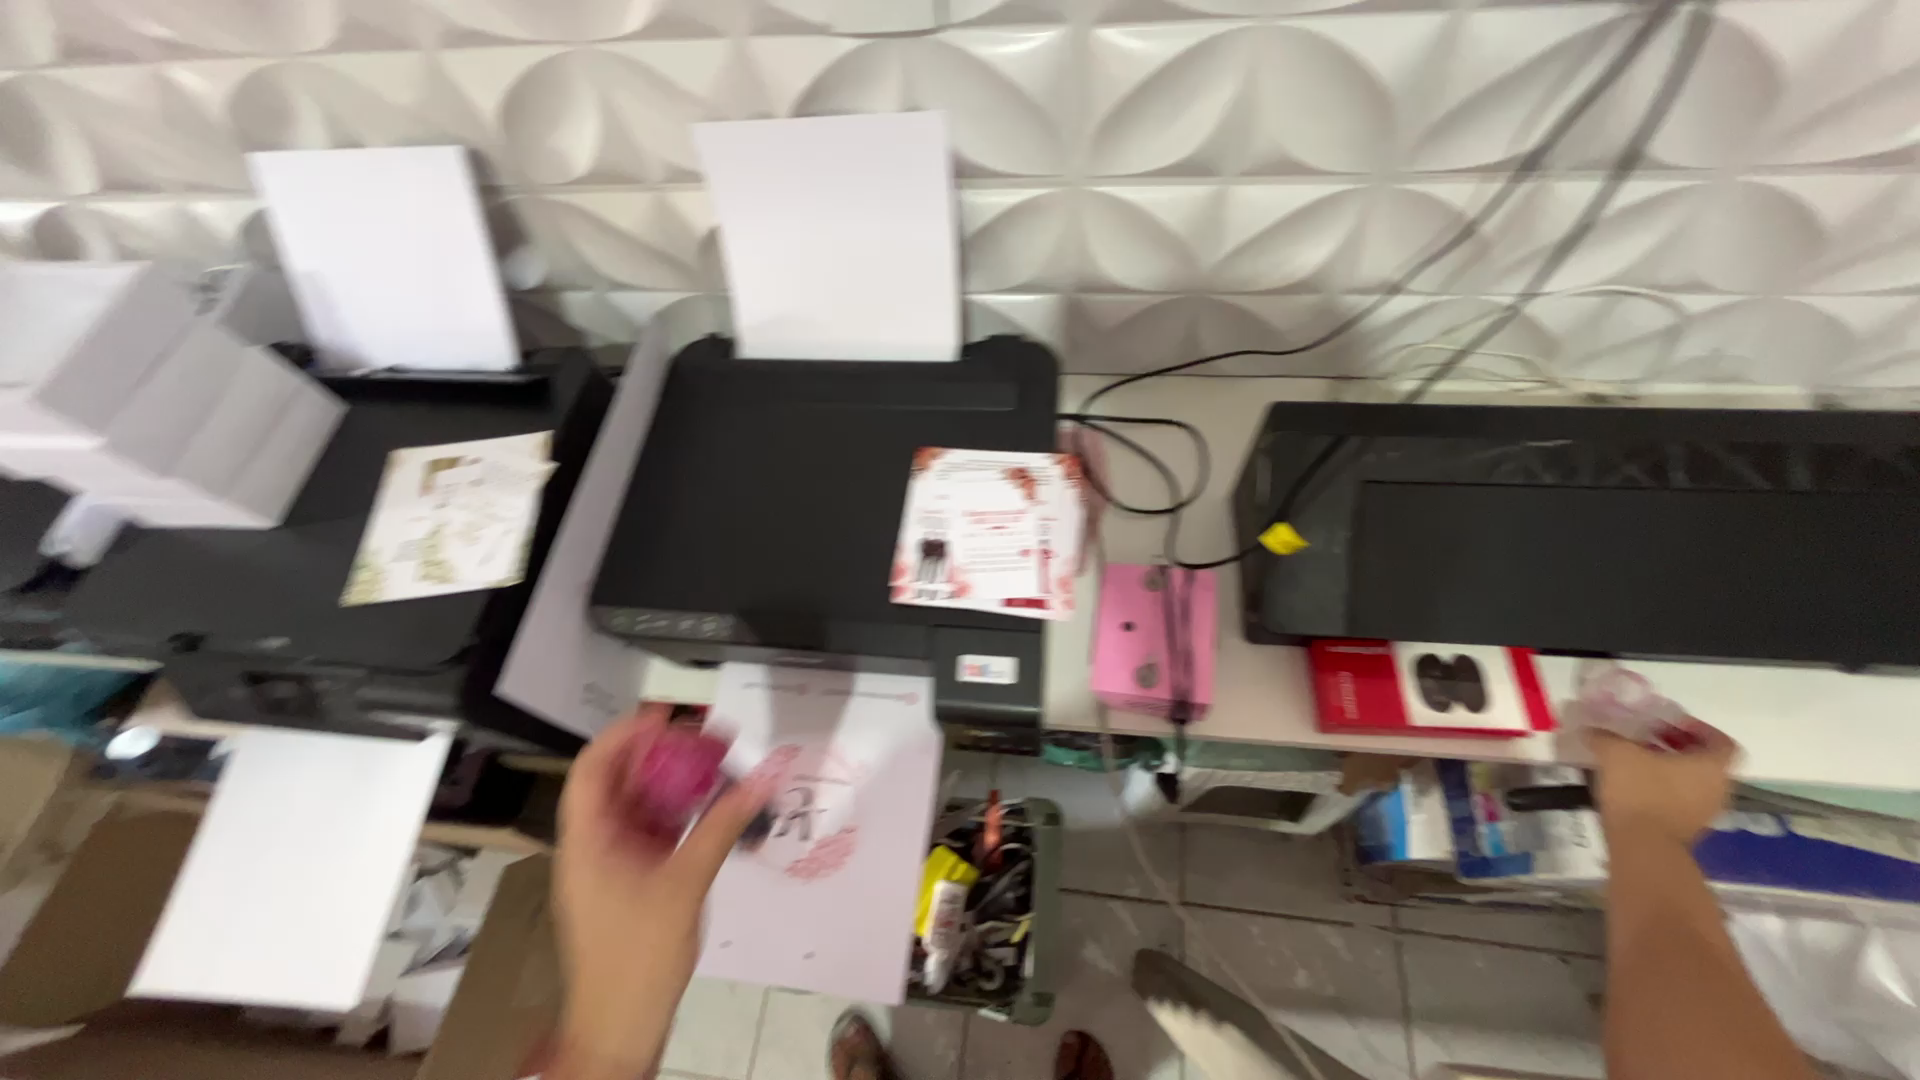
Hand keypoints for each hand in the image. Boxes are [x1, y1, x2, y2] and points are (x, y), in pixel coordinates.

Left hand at [552, 705, 772, 1077]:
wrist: (620, 1024)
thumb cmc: (638, 956)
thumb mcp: (685, 883)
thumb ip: (722, 825)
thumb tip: (760, 779)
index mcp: (586, 841)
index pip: (593, 769)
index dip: (624, 735)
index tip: (663, 715)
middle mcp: (592, 845)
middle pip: (617, 783)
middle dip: (657, 754)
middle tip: (699, 734)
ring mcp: (609, 864)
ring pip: (636, 806)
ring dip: (670, 783)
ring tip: (710, 761)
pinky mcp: (628, 880)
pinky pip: (650, 831)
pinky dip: (676, 813)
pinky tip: (709, 803)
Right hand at [1585, 724, 1738, 847]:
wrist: (1643, 844)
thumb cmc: (1639, 790)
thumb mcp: (1615, 753)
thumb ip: (1605, 736)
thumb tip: (1593, 730)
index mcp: (1712, 766)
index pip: (1721, 741)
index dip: (1699, 728)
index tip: (1669, 723)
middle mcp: (1719, 787)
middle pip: (1705, 760)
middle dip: (1677, 746)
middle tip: (1645, 737)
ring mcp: (1706, 809)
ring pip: (1692, 779)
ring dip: (1668, 767)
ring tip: (1634, 760)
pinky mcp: (1689, 825)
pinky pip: (1681, 797)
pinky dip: (1662, 785)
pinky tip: (1632, 783)